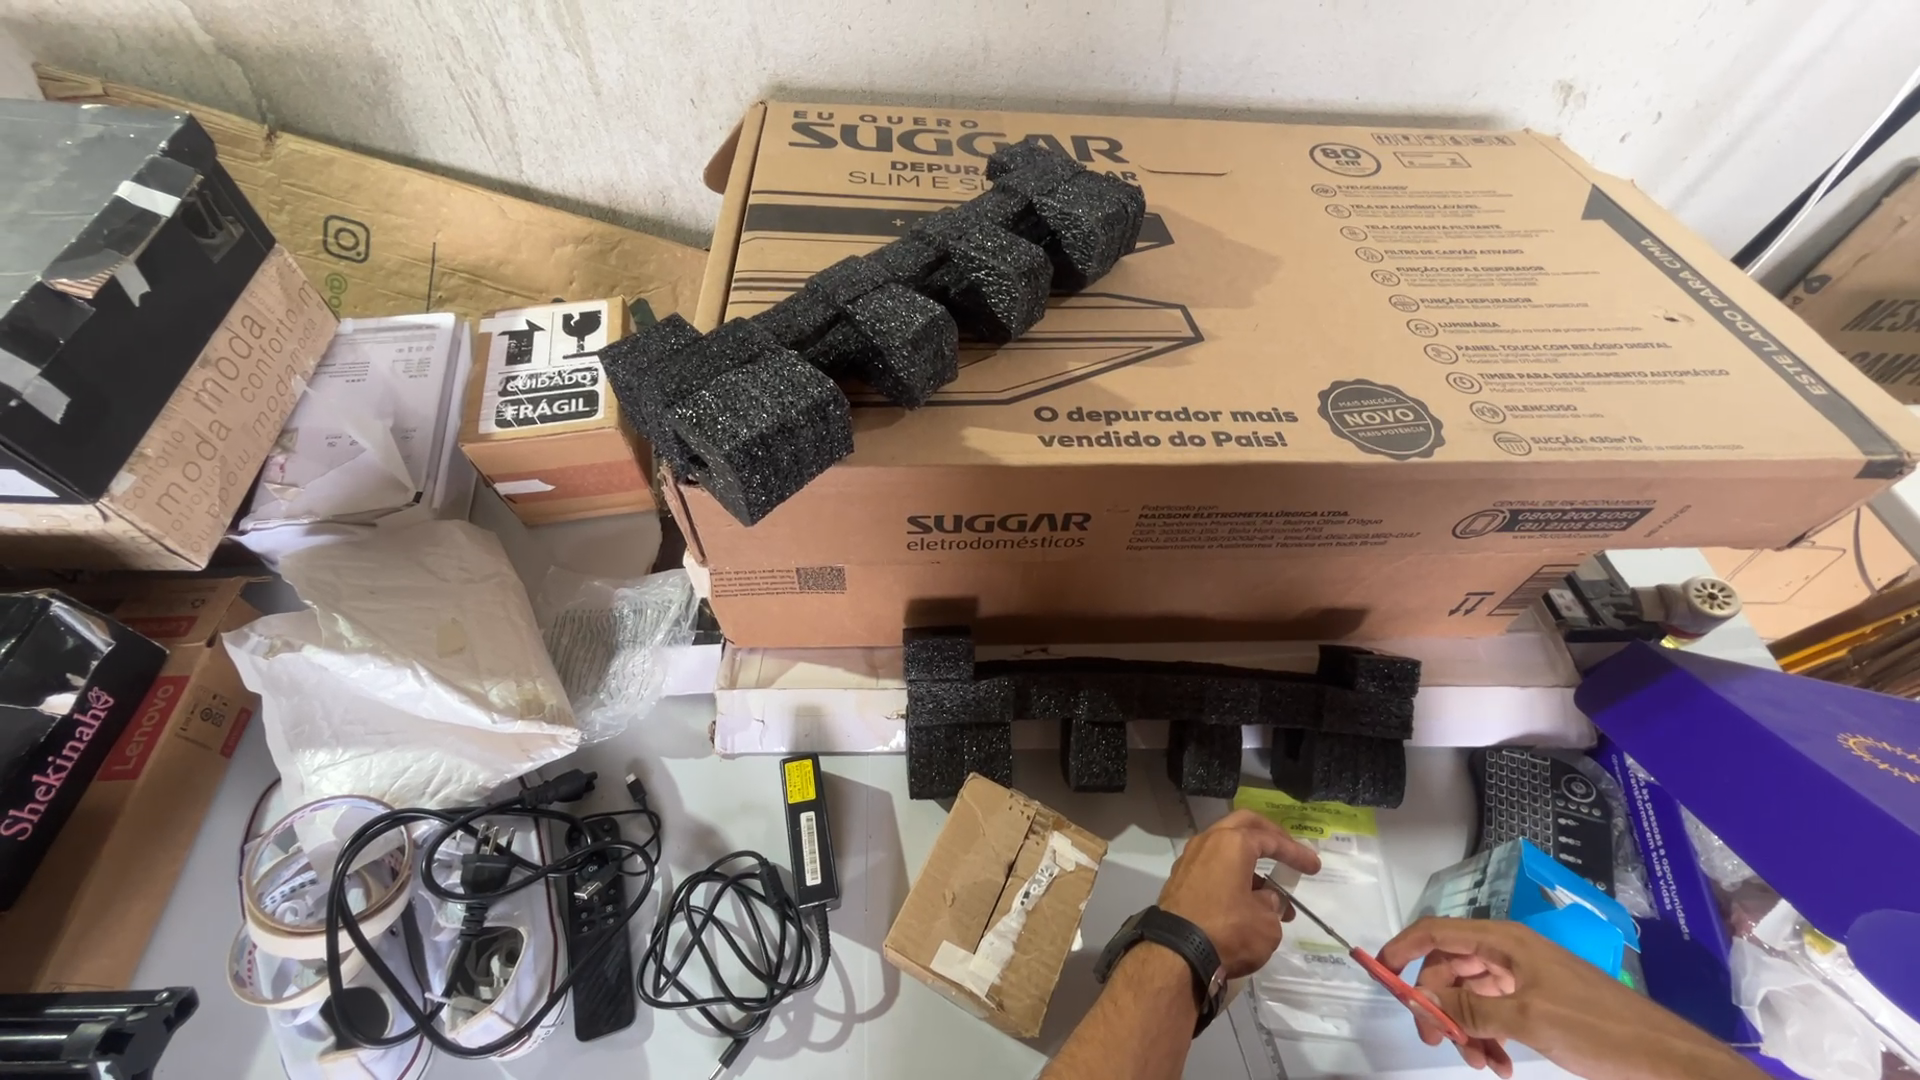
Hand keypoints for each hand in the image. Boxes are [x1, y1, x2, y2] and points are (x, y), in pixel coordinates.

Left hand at [1157, 809, 1321, 977]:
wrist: (1177, 951)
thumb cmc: (1229, 930)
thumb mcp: (1266, 922)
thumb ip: (1272, 904)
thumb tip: (1267, 898)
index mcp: (1232, 843)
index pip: (1270, 839)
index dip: (1295, 852)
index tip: (1314, 866)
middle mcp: (1208, 841)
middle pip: (1243, 825)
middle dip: (1269, 836)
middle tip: (1288, 851)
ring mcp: (1190, 858)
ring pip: (1226, 848)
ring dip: (1251, 864)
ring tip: (1275, 897)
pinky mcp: (1181, 878)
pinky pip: (1213, 866)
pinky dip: (1233, 874)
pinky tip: (1248, 902)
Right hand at [1379, 918, 1763, 1079]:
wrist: (1677, 1066)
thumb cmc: (1600, 1031)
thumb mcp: (1528, 1020)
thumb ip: (1469, 1009)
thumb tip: (1420, 1000)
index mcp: (1503, 942)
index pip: (1437, 932)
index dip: (1405, 947)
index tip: (1382, 972)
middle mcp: (1508, 954)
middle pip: (1451, 969)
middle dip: (1439, 1003)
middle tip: (1434, 1040)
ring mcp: (1525, 980)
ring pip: (1472, 996)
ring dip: (1466, 1028)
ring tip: (1480, 1064)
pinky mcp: (1541, 1006)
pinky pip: (1497, 1015)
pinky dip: (1490, 1038)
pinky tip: (1500, 1065)